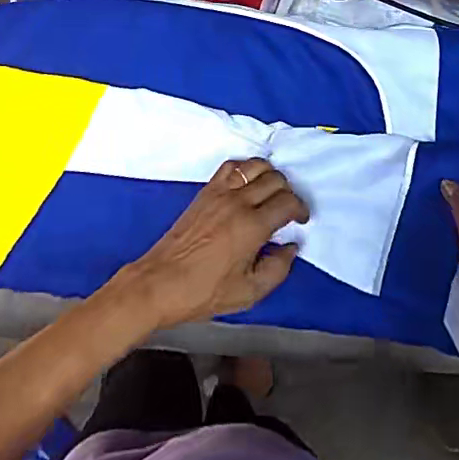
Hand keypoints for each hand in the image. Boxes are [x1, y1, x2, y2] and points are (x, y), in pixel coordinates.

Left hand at [104, 158, 308, 331]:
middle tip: (286, 209)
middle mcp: (239, 203)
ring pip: (256, 166)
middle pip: (277, 180)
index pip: (288, 202)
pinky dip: (245, 168)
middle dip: (289, 192)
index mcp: (252, 226)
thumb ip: (278, 269)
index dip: (300, 209)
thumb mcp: (248, 293)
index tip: (300, 220)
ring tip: (270, 192)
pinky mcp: (205, 193)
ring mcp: (220, 194)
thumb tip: (289, 248)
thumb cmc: (202, 292)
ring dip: (270, 176)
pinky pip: (232, 167)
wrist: (157, 285)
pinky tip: (247, 182)